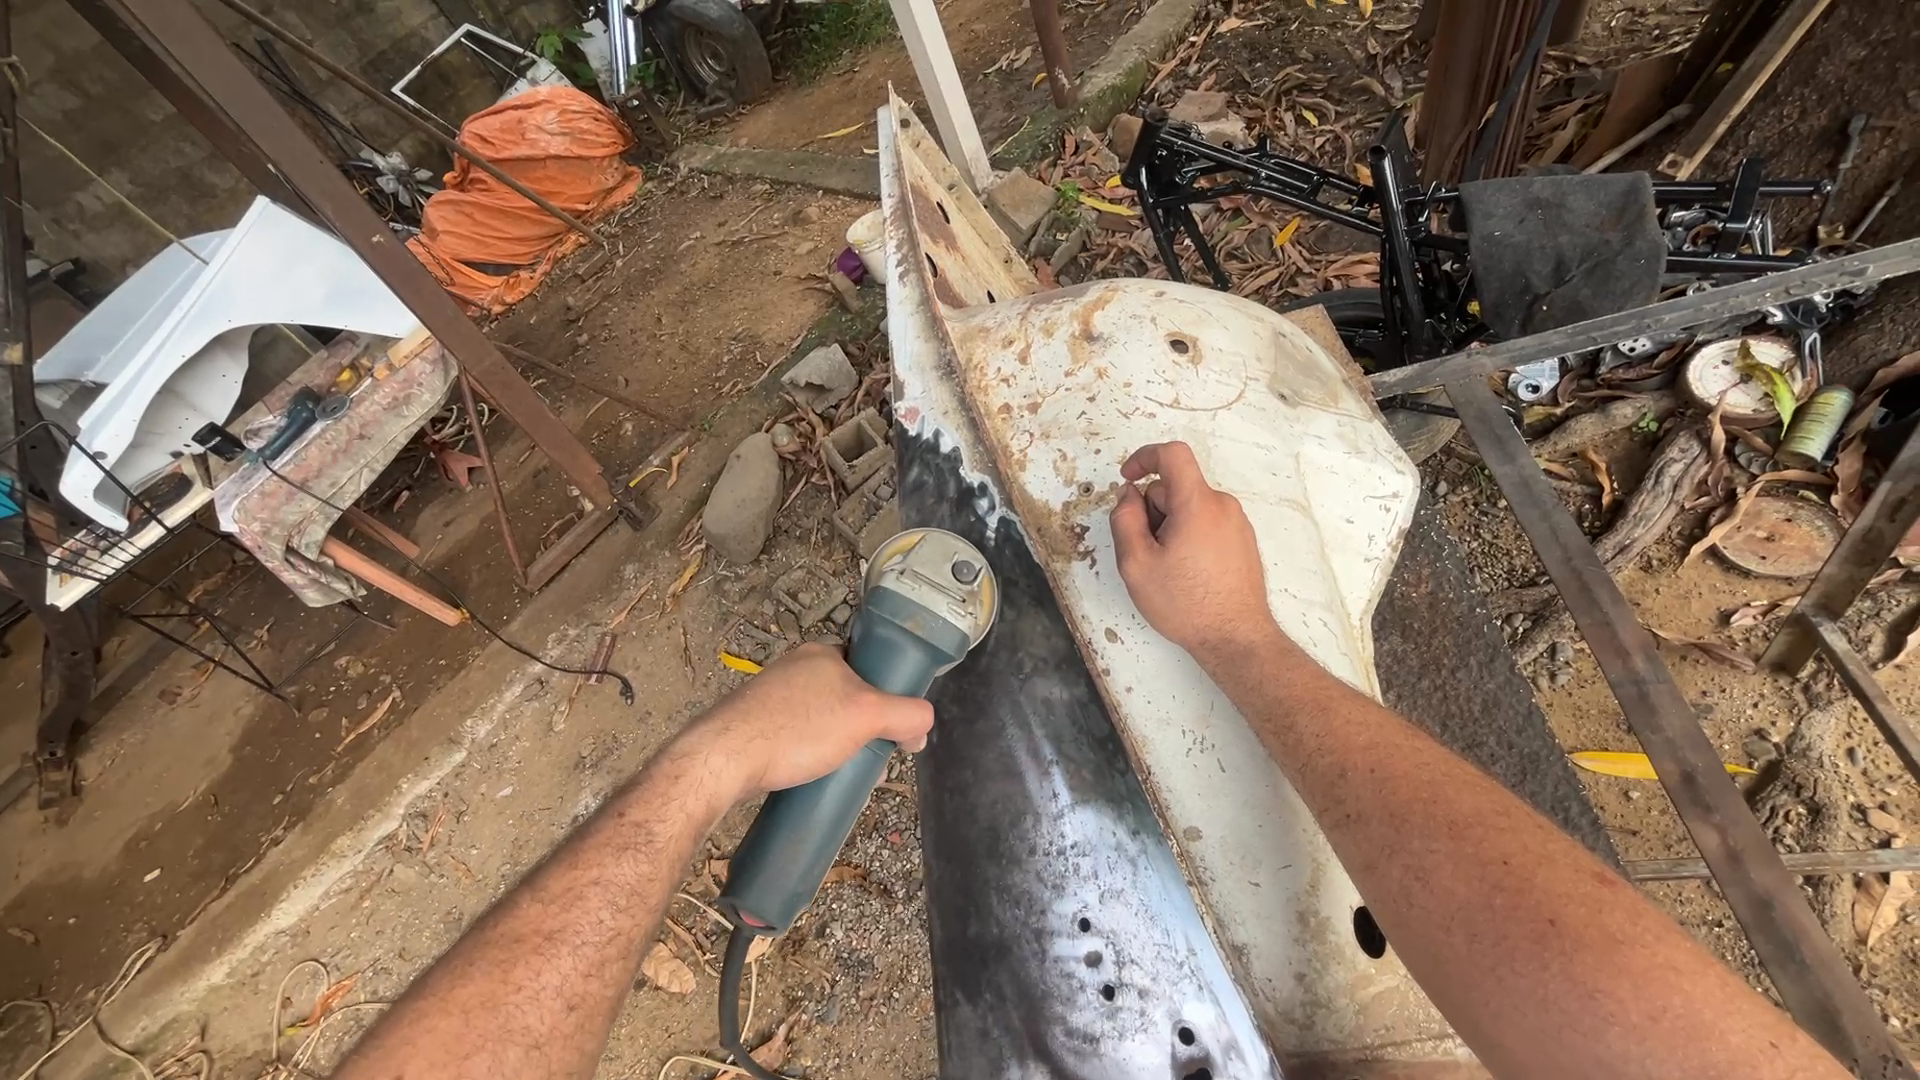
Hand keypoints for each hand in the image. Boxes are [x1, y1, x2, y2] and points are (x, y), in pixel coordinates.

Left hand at [689, 643, 934, 796]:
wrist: (724, 759)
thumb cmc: (798, 729)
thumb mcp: (869, 716)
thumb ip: (907, 714)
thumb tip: (923, 728)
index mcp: (822, 653)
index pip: (867, 665)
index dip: (886, 694)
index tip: (891, 726)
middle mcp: (796, 667)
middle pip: (846, 696)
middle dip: (862, 727)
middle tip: (870, 757)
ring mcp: (771, 695)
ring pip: (821, 719)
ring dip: (837, 744)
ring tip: (842, 772)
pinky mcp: (753, 724)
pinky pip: (795, 735)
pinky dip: (809, 753)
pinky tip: (810, 775)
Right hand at [1110, 441, 1280, 659]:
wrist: (1235, 637)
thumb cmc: (1186, 604)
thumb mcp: (1136, 563)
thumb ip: (1125, 520)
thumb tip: (1128, 496)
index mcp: (1197, 504)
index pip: (1172, 455)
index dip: (1144, 458)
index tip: (1127, 478)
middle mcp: (1222, 506)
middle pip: (1175, 487)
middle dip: (1152, 509)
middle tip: (1145, 550)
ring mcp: (1236, 523)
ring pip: (1189, 507)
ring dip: (1169, 525)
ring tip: (1167, 566)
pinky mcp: (1241, 540)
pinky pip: (1206, 522)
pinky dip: (1187, 535)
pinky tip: (1185, 572)